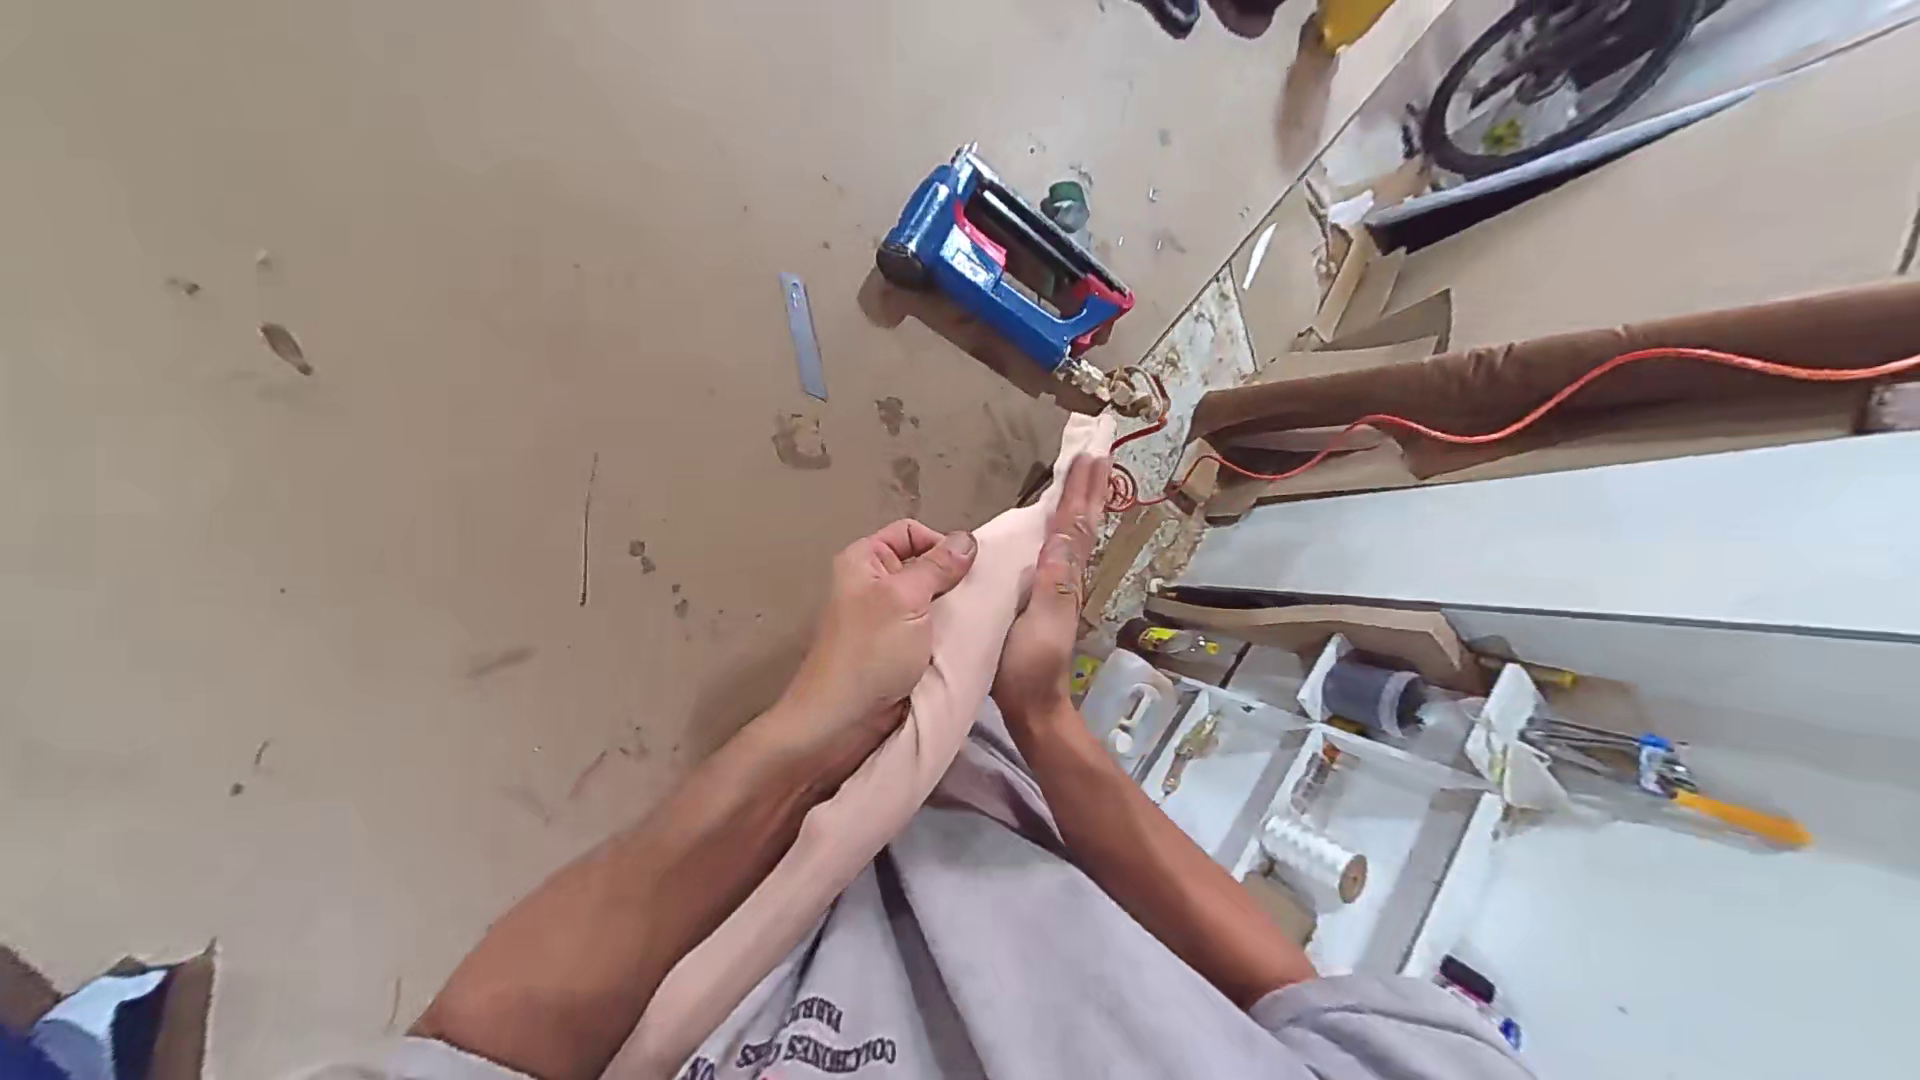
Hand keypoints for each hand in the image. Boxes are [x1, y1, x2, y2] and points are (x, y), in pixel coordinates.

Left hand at [781, 520, 976, 745]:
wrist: (841, 724)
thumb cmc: (869, 654)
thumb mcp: (905, 599)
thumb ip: (937, 566)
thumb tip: (967, 539)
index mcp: (864, 560)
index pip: (911, 532)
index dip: (940, 543)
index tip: (968, 570)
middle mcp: (875, 585)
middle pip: (926, 566)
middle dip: (954, 579)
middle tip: (984, 595)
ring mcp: (889, 620)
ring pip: (934, 601)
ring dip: (956, 610)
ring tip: (983, 618)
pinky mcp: (901, 650)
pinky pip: (933, 630)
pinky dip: (951, 633)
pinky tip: (972, 639)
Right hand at [993, 453, 1111, 726]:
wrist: (1031, 704)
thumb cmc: (1031, 667)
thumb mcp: (1041, 625)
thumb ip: (1053, 581)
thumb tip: (1060, 533)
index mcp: (1066, 577)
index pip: (1075, 525)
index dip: (1081, 490)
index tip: (1087, 453)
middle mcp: (1067, 576)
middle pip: (1081, 524)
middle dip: (1088, 487)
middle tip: (1095, 450)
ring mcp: (1057, 586)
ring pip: (1072, 534)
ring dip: (1079, 501)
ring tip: (1082, 474)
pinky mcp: (1043, 595)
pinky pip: (1056, 550)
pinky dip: (1061, 526)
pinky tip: (1054, 522)